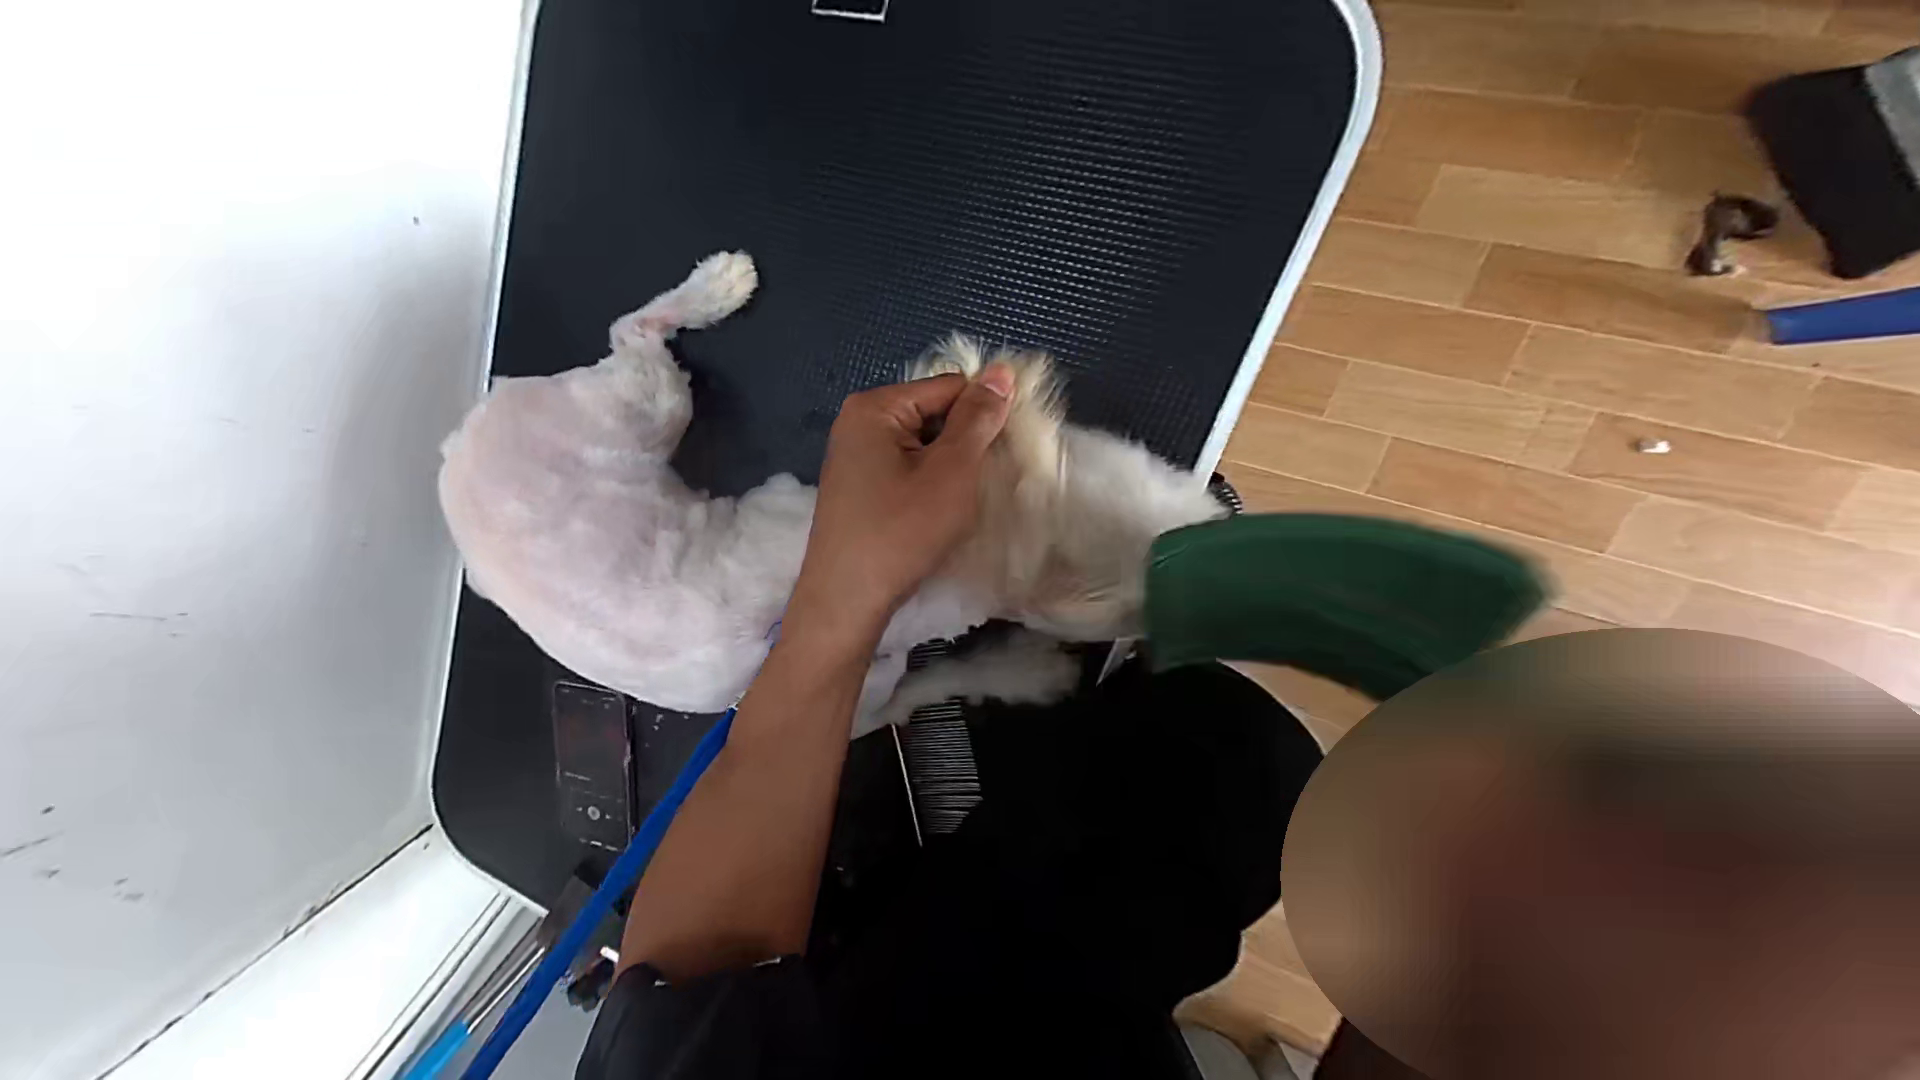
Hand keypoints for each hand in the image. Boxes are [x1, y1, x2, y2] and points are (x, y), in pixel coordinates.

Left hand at [784, 365, 1014, 656]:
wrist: (846, 598)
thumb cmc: (902, 530)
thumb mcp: (951, 470)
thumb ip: (978, 418)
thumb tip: (1001, 371)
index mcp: (875, 407)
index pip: (949, 387)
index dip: (984, 412)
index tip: (1008, 448)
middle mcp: (858, 422)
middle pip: (933, 413)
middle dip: (965, 441)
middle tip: (985, 478)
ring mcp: (854, 456)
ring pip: (922, 444)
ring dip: (949, 466)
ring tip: (961, 499)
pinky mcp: (857, 487)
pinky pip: (905, 468)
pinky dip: (928, 482)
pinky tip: (937, 510)